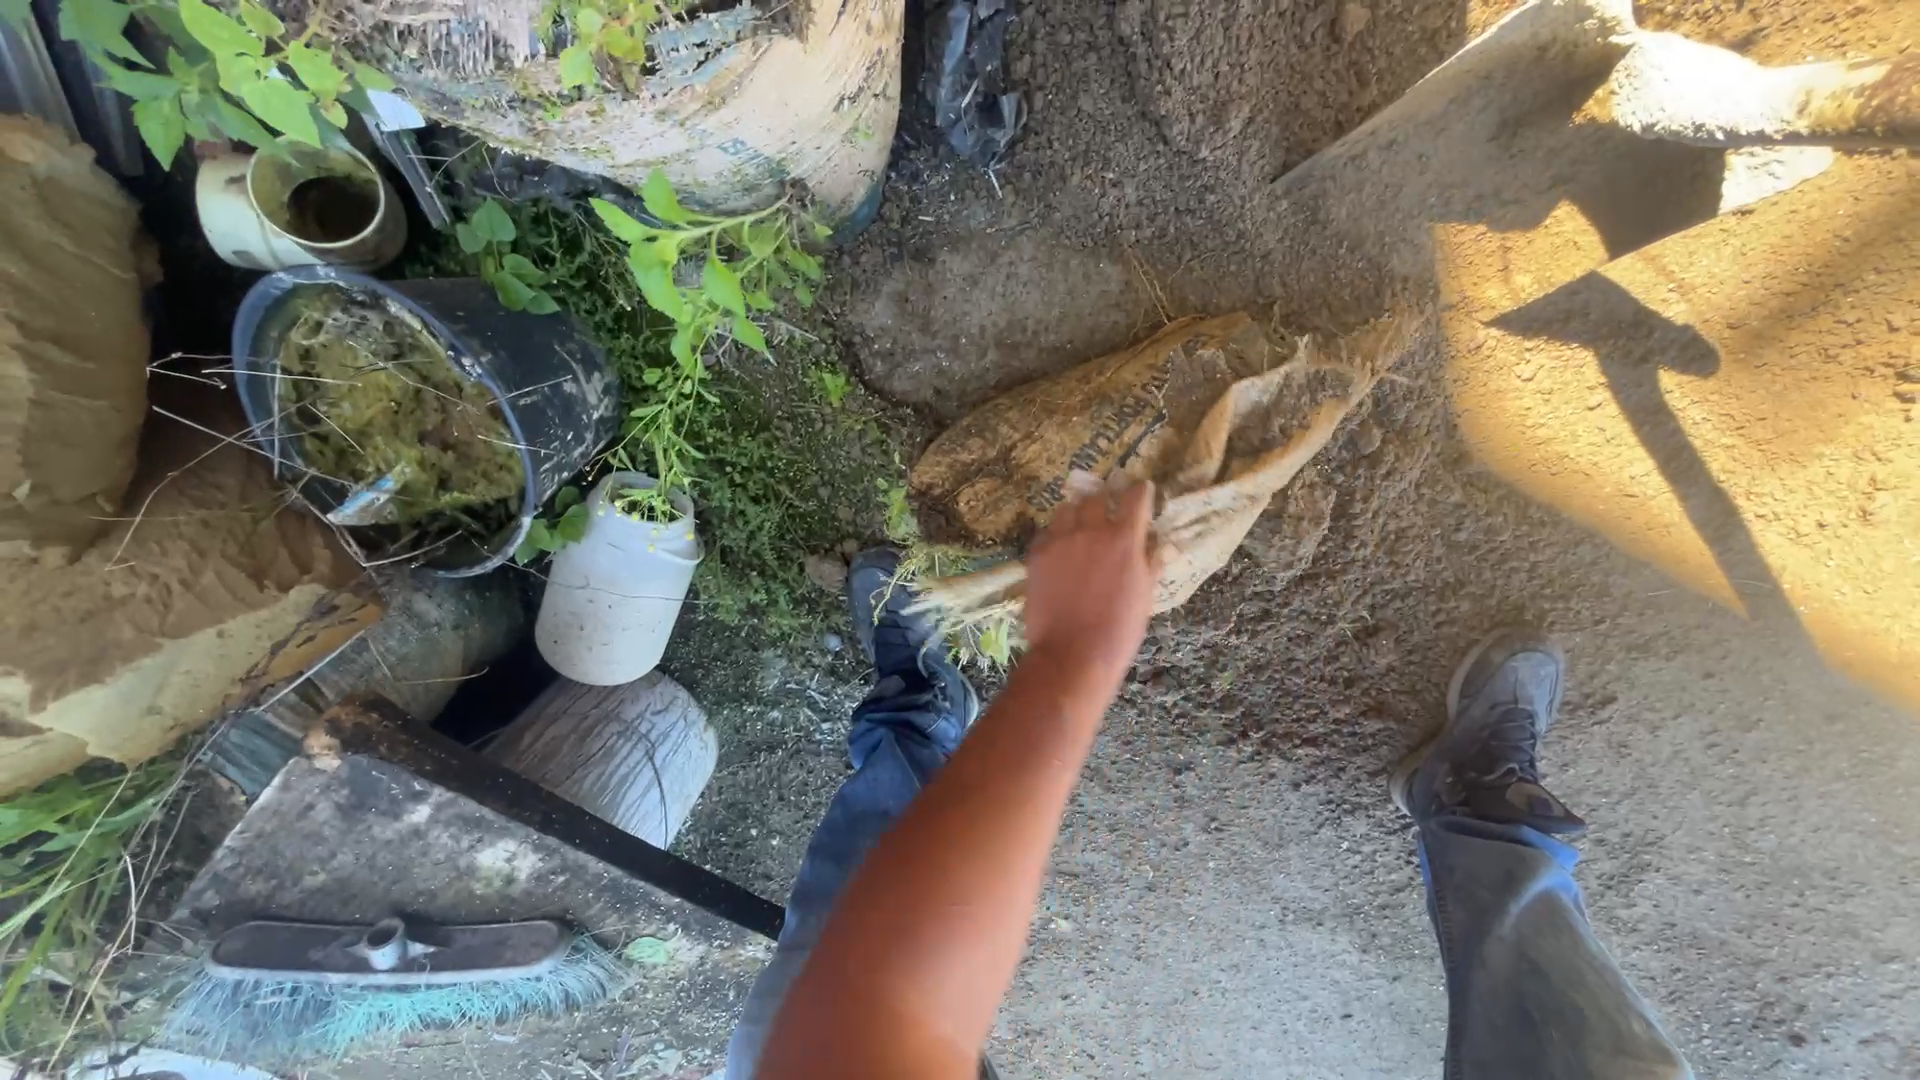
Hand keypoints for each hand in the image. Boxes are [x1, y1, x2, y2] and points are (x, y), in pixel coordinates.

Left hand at [1023, 471, 1157, 685]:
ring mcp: (1060, 540)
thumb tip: (1155, 541)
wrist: (1072, 652)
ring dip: (1076, 514)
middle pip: (1097, 497)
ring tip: (1079, 528)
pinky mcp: (1037, 554)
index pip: (1136, 497)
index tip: (1141, 492)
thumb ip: (1150, 561)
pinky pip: (1046, 532)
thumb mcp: (1145, 595)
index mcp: (1124, 539)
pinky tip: (1059, 549)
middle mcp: (1091, 530)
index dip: (1141, 492)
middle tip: (1106, 510)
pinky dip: (1055, 535)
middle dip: (1105, 500)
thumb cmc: (1118, 629)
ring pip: (1067, 510)